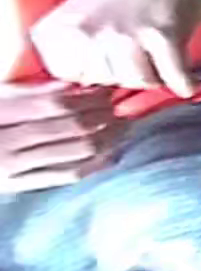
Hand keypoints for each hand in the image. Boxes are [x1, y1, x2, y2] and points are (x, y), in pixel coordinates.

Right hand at [0, 81, 123, 191]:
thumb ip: (23, 92)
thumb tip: (74, 85)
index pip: (55, 103)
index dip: (90, 96)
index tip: (105, 90)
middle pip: (76, 125)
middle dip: (105, 114)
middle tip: (116, 108)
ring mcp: (7, 167)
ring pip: (84, 147)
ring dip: (112, 135)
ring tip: (119, 125)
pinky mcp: (15, 185)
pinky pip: (73, 172)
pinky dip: (101, 158)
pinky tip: (109, 148)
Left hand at [30, 0, 200, 97]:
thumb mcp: (88, 18)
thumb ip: (86, 45)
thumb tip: (105, 81)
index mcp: (55, 30)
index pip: (72, 75)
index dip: (101, 73)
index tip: (120, 67)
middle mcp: (83, 34)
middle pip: (108, 80)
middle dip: (131, 75)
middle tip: (150, 64)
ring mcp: (124, 35)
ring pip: (140, 79)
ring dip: (159, 78)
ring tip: (169, 68)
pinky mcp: (163, 35)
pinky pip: (173, 73)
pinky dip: (184, 84)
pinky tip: (190, 86)